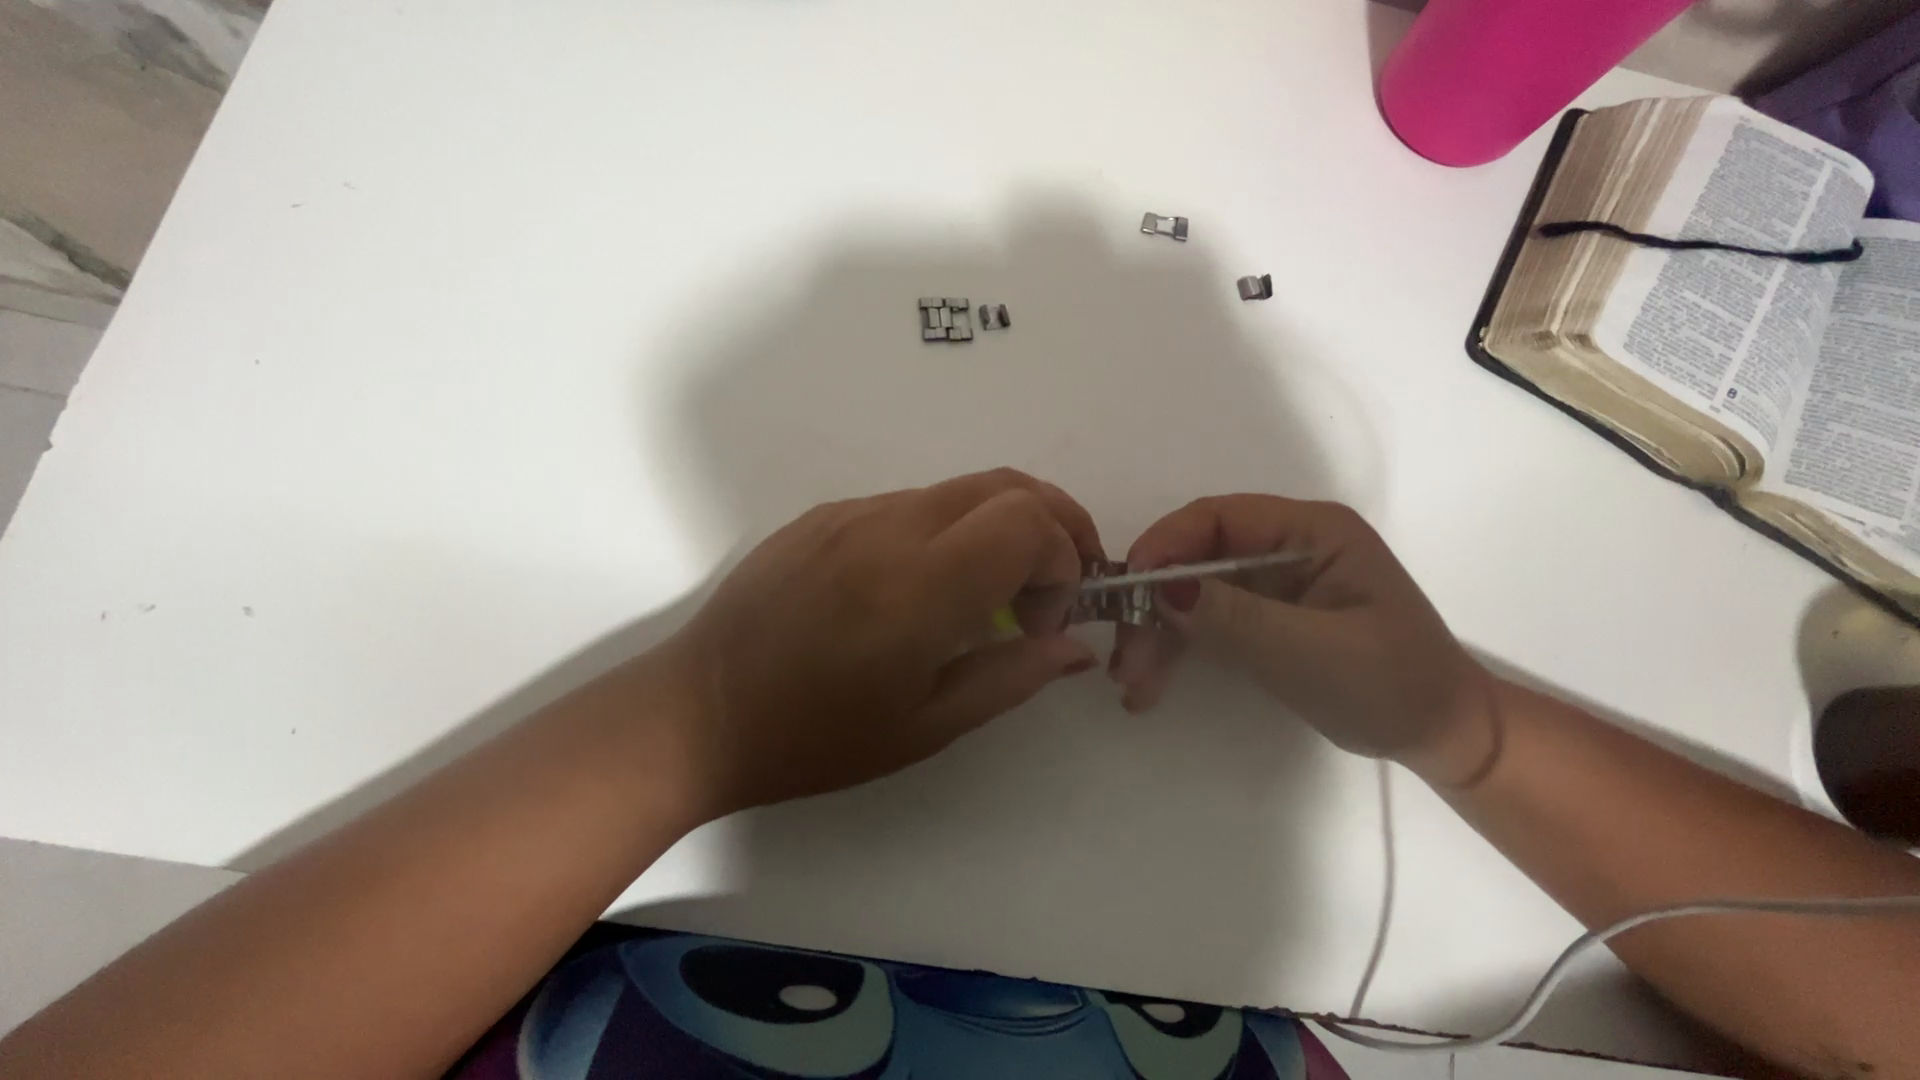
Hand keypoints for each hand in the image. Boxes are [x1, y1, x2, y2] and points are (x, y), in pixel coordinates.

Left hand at [659, 469, 1103, 818]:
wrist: (697, 713)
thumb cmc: (813, 738)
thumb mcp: (925, 726)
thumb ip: (1011, 676)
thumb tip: (1075, 645)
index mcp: (918, 586)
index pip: (1027, 520)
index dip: (1064, 558)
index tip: (1048, 618)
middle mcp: (887, 528)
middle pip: (1004, 484)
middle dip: (1052, 524)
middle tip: (1052, 588)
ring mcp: (849, 513)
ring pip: (957, 490)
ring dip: (998, 527)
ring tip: (988, 595)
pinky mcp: (821, 515)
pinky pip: (908, 503)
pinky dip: (947, 530)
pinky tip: (924, 588)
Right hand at [1109, 495, 1498, 785]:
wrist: (1439, 735)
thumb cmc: (1391, 686)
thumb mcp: (1312, 654)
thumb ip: (1236, 619)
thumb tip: (1159, 588)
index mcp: (1311, 531)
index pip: (1219, 518)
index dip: (1165, 545)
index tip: (1126, 590)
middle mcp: (1285, 546)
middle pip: (1195, 557)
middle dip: (1153, 604)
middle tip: (1123, 657)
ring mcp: (1271, 583)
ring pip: (1191, 592)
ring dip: (1156, 633)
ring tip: (1131, 684)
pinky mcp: (1262, 617)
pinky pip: (1204, 621)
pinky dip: (1175, 649)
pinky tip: (1149, 684)